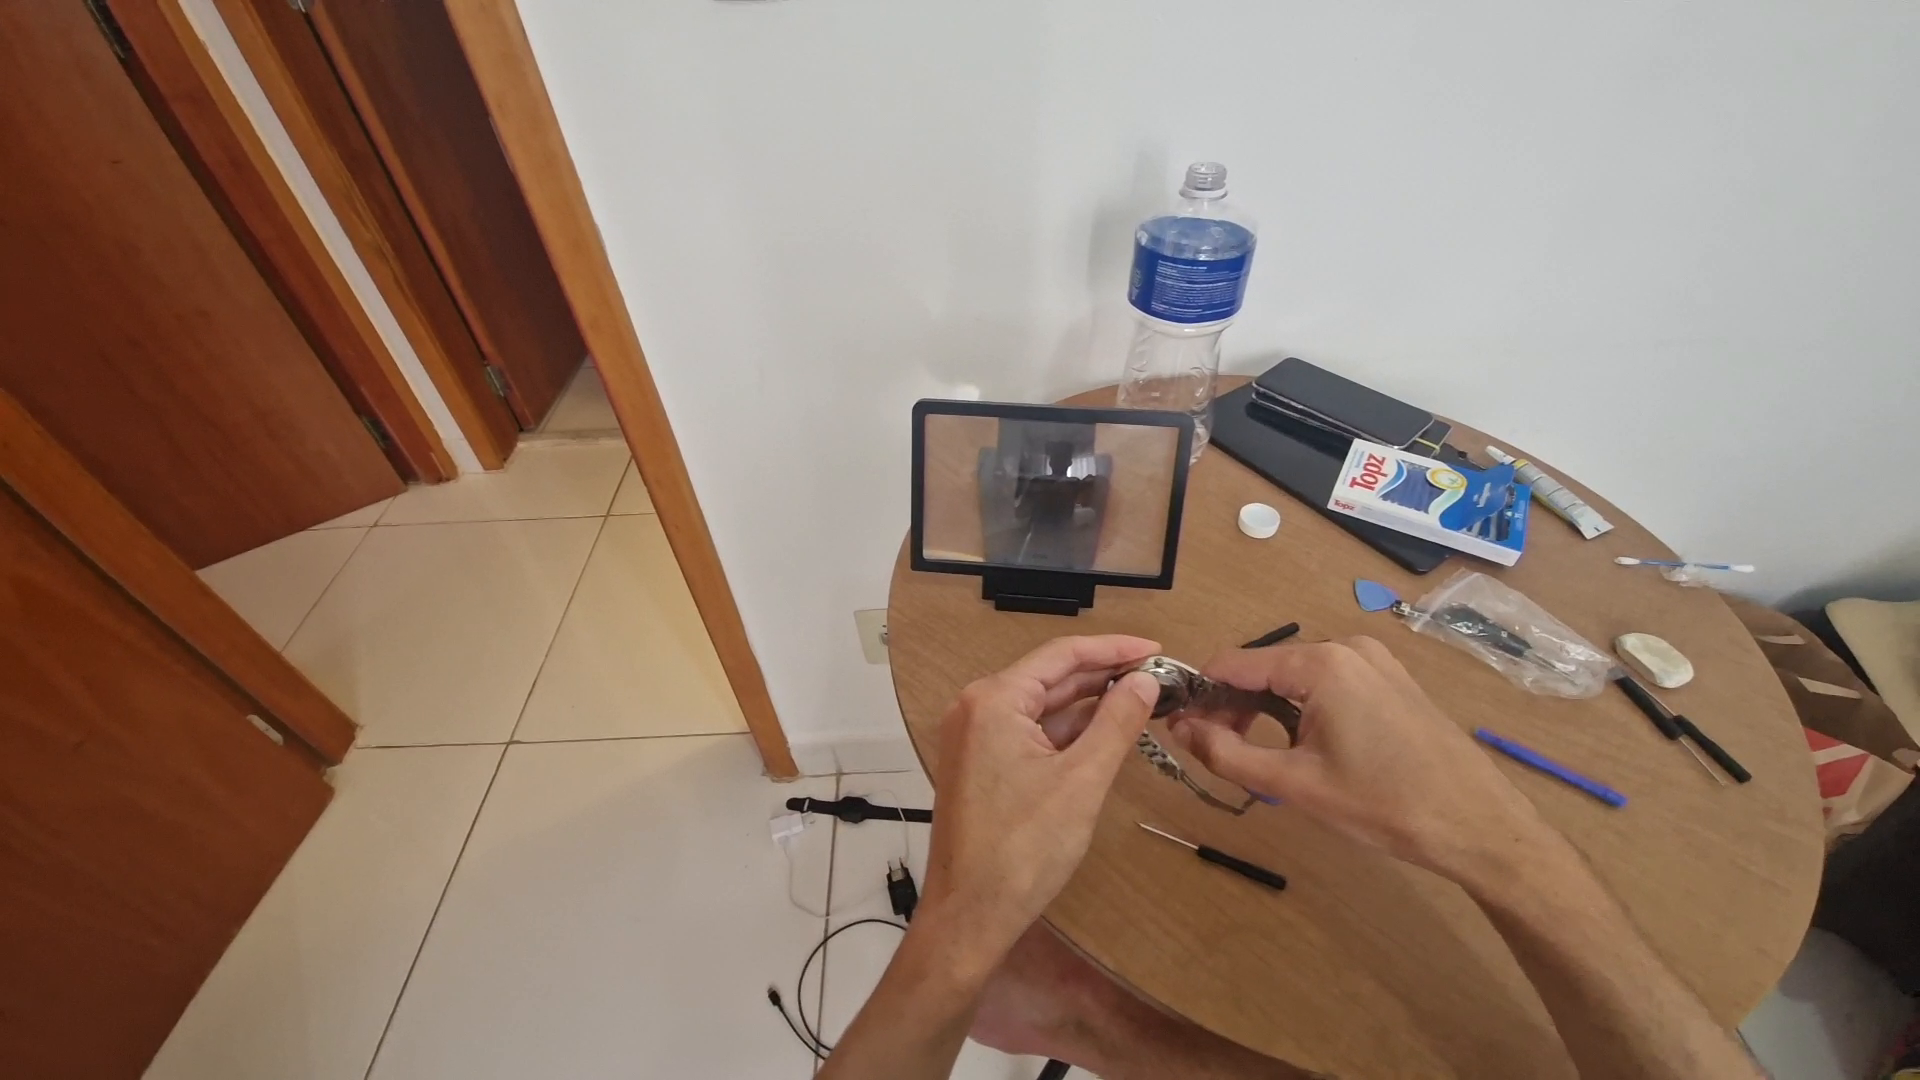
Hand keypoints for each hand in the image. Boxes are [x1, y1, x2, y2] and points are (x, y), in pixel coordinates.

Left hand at [920, 635, 1161, 964]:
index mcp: (993, 699)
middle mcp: (976, 706)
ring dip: (1087, 702)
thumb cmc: (1024, 848)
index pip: (1061, 655)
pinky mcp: (979, 761)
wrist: (969, 914)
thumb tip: (1145, 680)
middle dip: (1103, 675)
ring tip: (1140, 697)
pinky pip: (1029, 731)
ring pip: (1041, 705)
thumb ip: (1117, 723)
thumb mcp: (1081, 780)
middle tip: (1157, 675)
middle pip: (1050, 677)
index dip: (1113, 648)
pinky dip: (1065, 729)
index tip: (1158, 649)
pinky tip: (1103, 729)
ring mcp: (974, 734)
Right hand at [1169, 638, 1551, 878]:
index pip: (1232, 664)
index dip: (1199, 694)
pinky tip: (1302, 746)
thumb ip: (1226, 754)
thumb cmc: (1384, 805)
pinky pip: (1325, 683)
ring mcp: (1373, 660)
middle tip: (1218, 751)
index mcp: (1320, 663)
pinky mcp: (1389, 678)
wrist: (1484, 829)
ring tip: (1259, 756)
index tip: (1180, 728)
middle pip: (1262, 668)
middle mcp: (1345, 647)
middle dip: (1232, 706)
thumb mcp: (1294, 785)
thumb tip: (1179, 730)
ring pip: (1292, 677)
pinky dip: (1299, 708)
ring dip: (1264, 710)